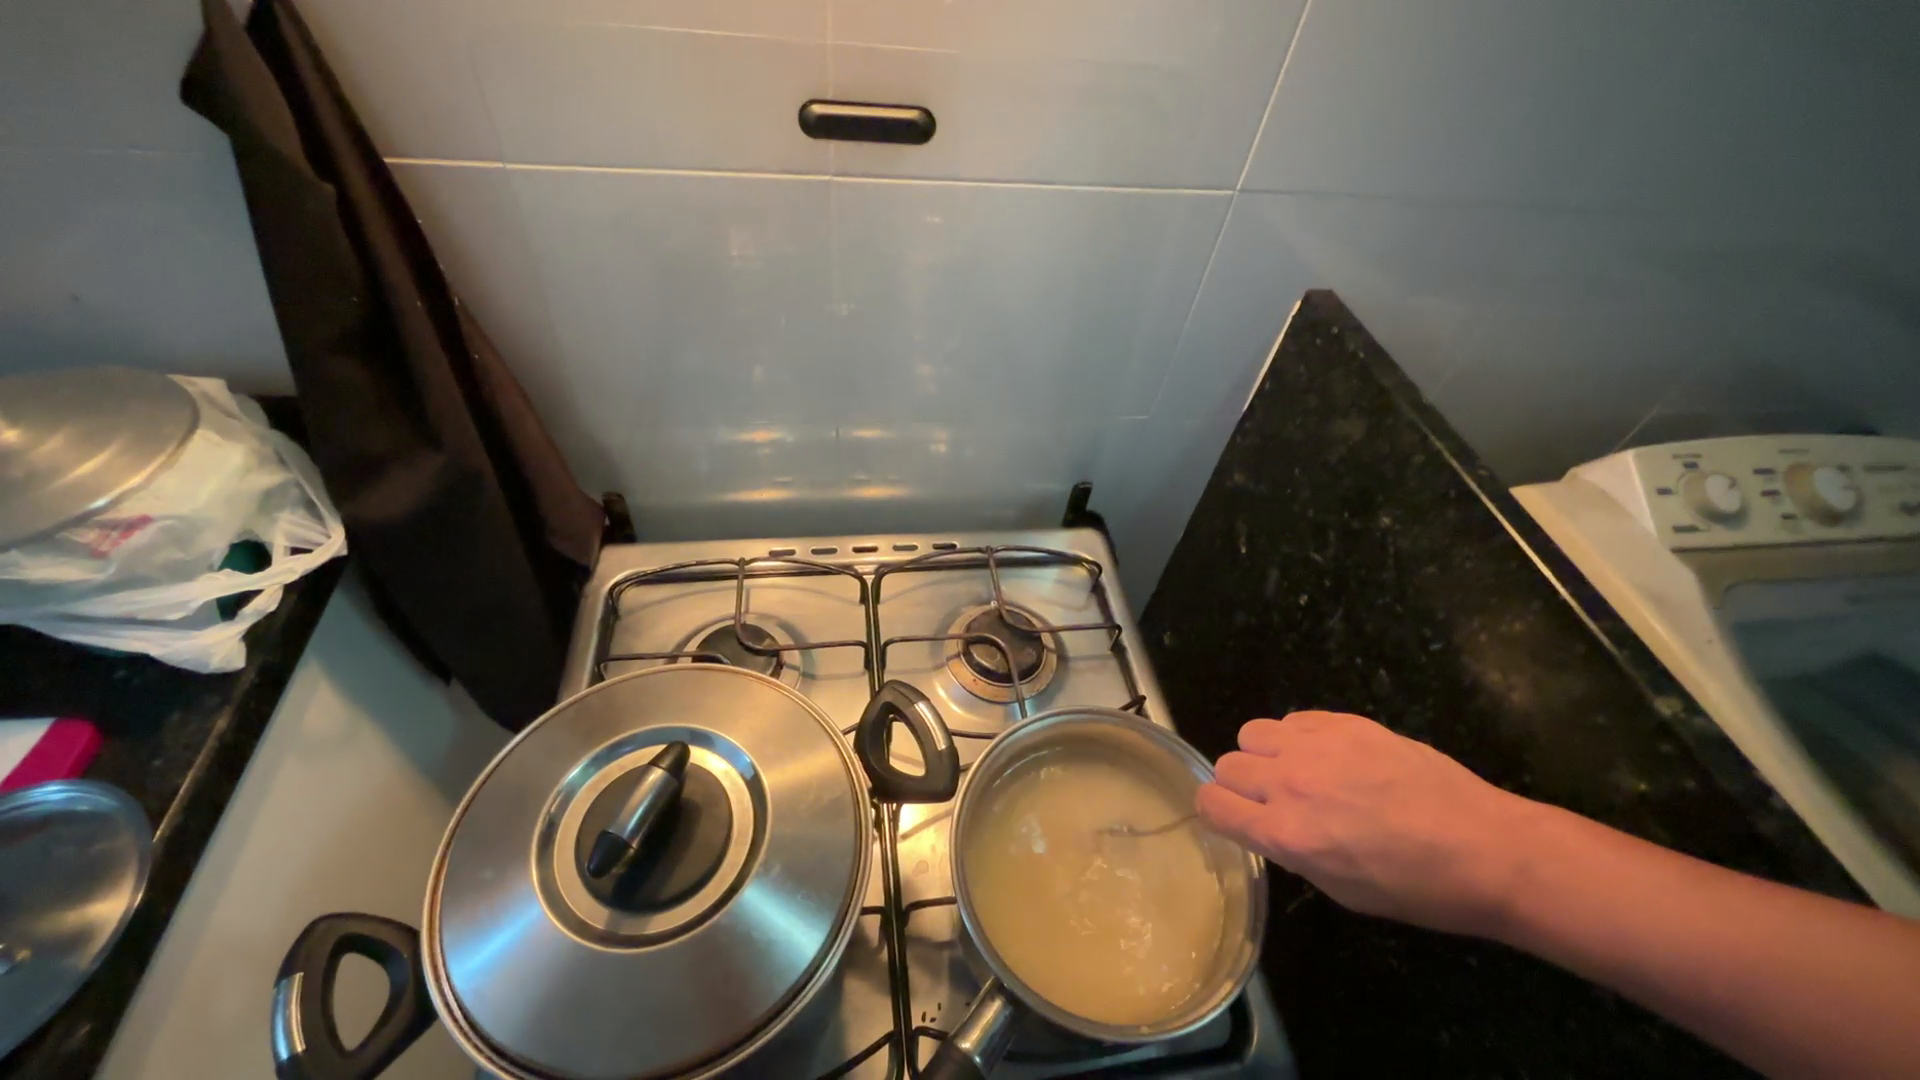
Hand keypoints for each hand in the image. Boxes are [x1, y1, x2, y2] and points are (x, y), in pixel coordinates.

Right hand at [1196, 711, 1535, 936]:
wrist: (1485, 848)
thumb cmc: (1416, 887)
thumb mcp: (1339, 888)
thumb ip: (1289, 850)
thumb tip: (1267, 825)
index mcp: (1286, 835)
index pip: (1211, 805)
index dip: (1216, 813)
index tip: (1233, 819)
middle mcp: (1290, 784)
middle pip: (1226, 765)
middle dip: (1240, 785)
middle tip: (1272, 800)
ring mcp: (1317, 746)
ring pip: (1251, 733)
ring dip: (1264, 754)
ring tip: (1296, 771)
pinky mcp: (1345, 722)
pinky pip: (1293, 718)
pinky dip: (1298, 736)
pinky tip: (1328, 756)